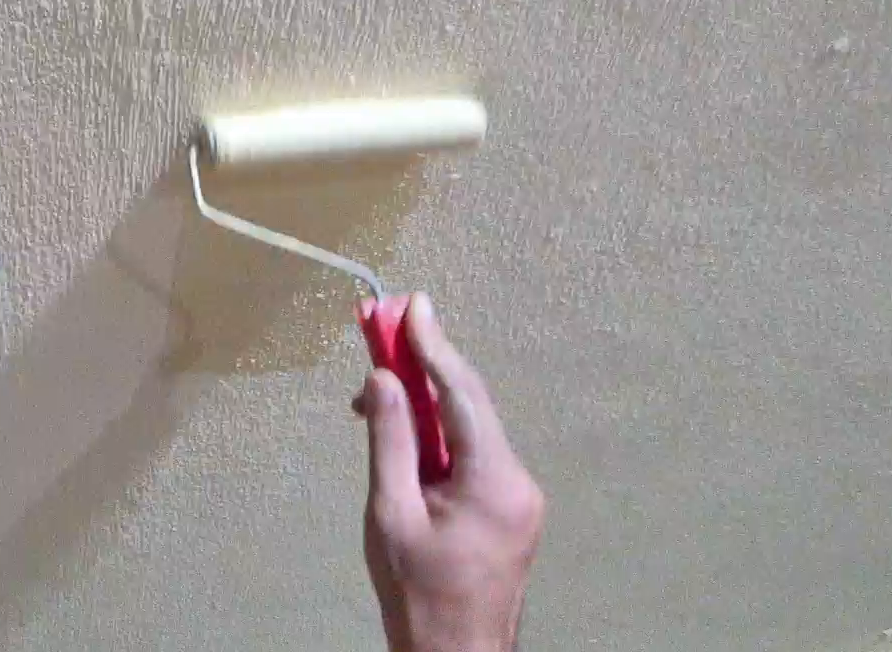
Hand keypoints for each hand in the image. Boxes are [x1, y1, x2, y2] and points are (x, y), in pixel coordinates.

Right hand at [355, 295, 543, 651]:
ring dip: (421, 393)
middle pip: (466, 400)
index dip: (432, 344)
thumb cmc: (417, 588)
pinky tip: (398, 419)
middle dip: (424, 357)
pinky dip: (430, 424)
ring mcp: (515, 491)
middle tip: (384, 320)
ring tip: (374, 373)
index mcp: (495, 480)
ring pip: (465, 421)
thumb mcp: (391, 509)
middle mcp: (517, 478)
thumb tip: (383, 377)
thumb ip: (389, 438)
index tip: (410, 304)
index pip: (461, 393)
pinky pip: (465, 444)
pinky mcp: (504, 502)